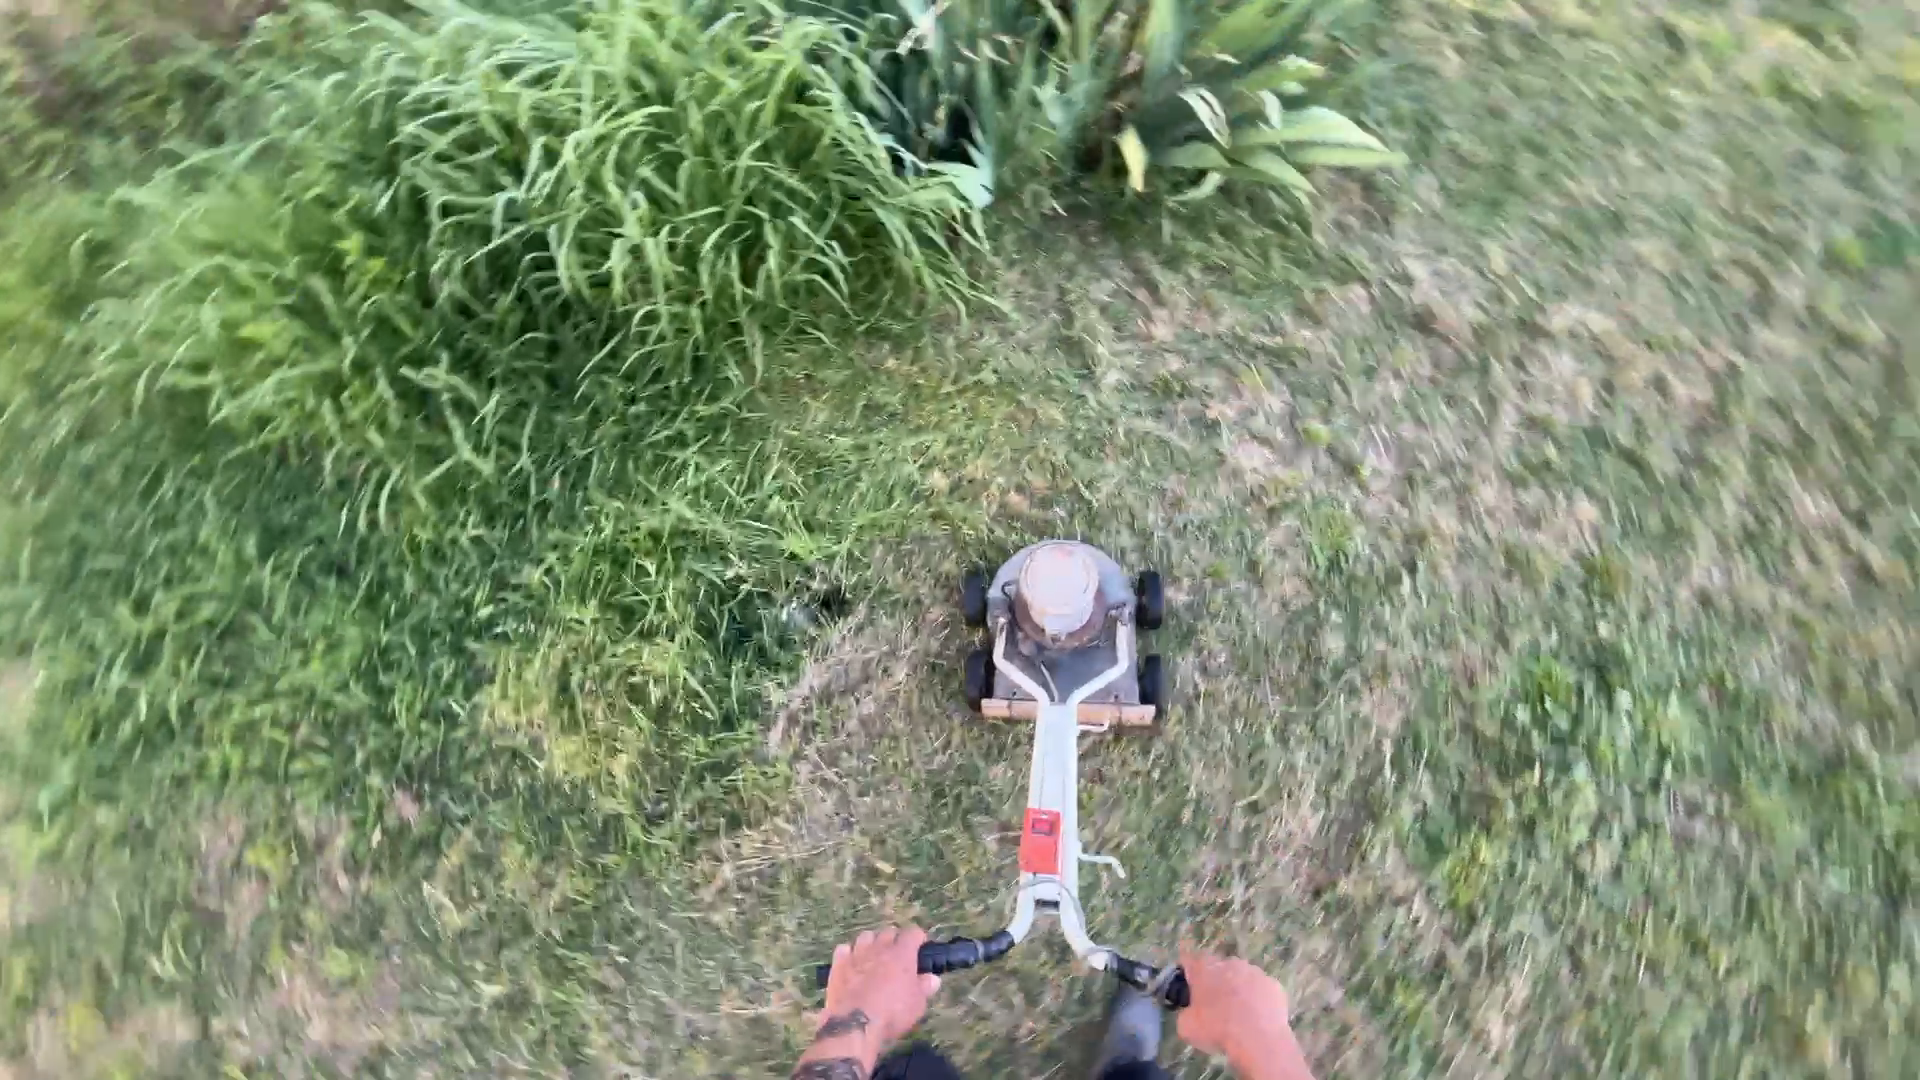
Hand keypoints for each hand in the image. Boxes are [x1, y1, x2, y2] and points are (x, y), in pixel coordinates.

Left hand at [819, 926, 941, 1050]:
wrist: (855, 1024)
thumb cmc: (892, 1013)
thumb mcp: (917, 1005)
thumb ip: (925, 988)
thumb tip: (933, 978)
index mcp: (902, 953)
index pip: (913, 933)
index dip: (917, 939)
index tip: (920, 948)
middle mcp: (880, 946)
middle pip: (889, 931)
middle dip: (894, 940)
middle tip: (896, 957)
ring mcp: (857, 952)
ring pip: (866, 936)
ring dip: (871, 943)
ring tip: (873, 957)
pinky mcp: (839, 963)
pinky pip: (844, 949)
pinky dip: (848, 954)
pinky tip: (851, 965)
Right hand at [1174, 945, 1298, 1070]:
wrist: (1258, 1040)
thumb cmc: (1217, 1029)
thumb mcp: (1187, 1027)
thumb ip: (1185, 1013)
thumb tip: (1189, 1013)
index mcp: (1202, 966)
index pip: (1188, 959)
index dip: (1188, 973)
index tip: (1189, 987)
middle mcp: (1227, 962)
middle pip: (1217, 967)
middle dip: (1216, 982)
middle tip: (1216, 1006)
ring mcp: (1253, 971)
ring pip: (1242, 977)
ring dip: (1239, 990)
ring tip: (1241, 1015)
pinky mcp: (1273, 984)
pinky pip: (1262, 990)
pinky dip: (1259, 1000)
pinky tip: (1259, 1019)